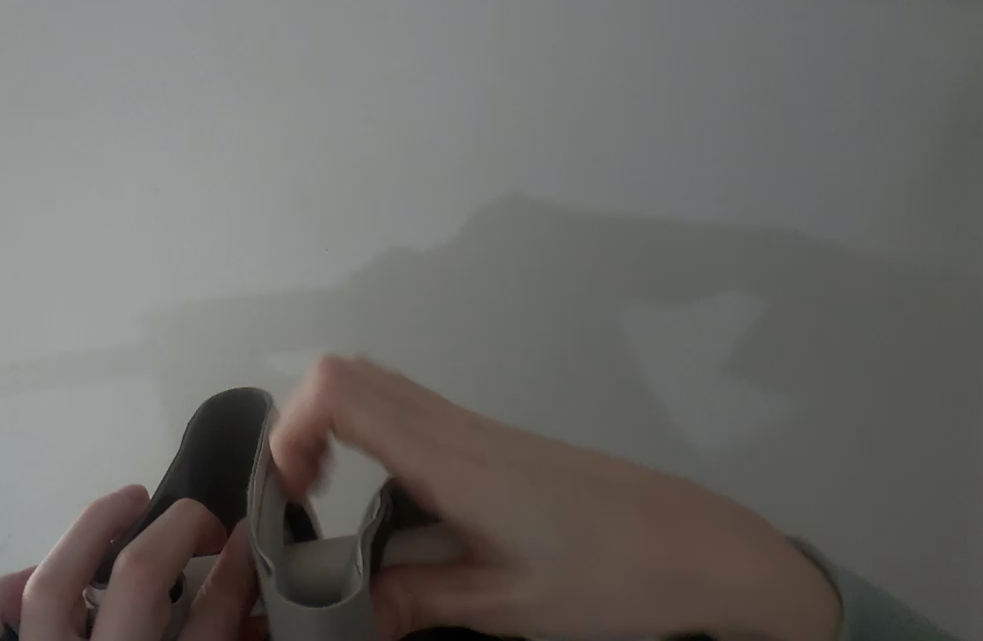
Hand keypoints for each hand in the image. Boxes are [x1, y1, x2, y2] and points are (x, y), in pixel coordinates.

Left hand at [0, 484, 261, 640]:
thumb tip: (252, 616)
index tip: (250, 538)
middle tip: (204, 522)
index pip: (209, 624)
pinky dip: (6, 585)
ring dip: (96, 525)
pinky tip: (39, 572)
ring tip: (132, 499)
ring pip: (53, 584)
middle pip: (137, 579)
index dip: (238, 570)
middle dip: (179, 529)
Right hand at [271, 356, 841, 640]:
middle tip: (305, 491)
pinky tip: (385, 487)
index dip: (293, 428)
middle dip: (300, 422)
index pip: (340, 392)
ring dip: (329, 420)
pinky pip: (398, 400)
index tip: (295, 491)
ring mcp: (462, 421)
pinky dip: (362, 422)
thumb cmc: (603, 573)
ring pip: (370, 378)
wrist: (689, 542)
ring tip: (332, 486)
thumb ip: (418, 600)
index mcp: (443, 457)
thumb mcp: (506, 605)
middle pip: (343, 370)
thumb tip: (354, 613)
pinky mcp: (478, 432)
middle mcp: (445, 422)